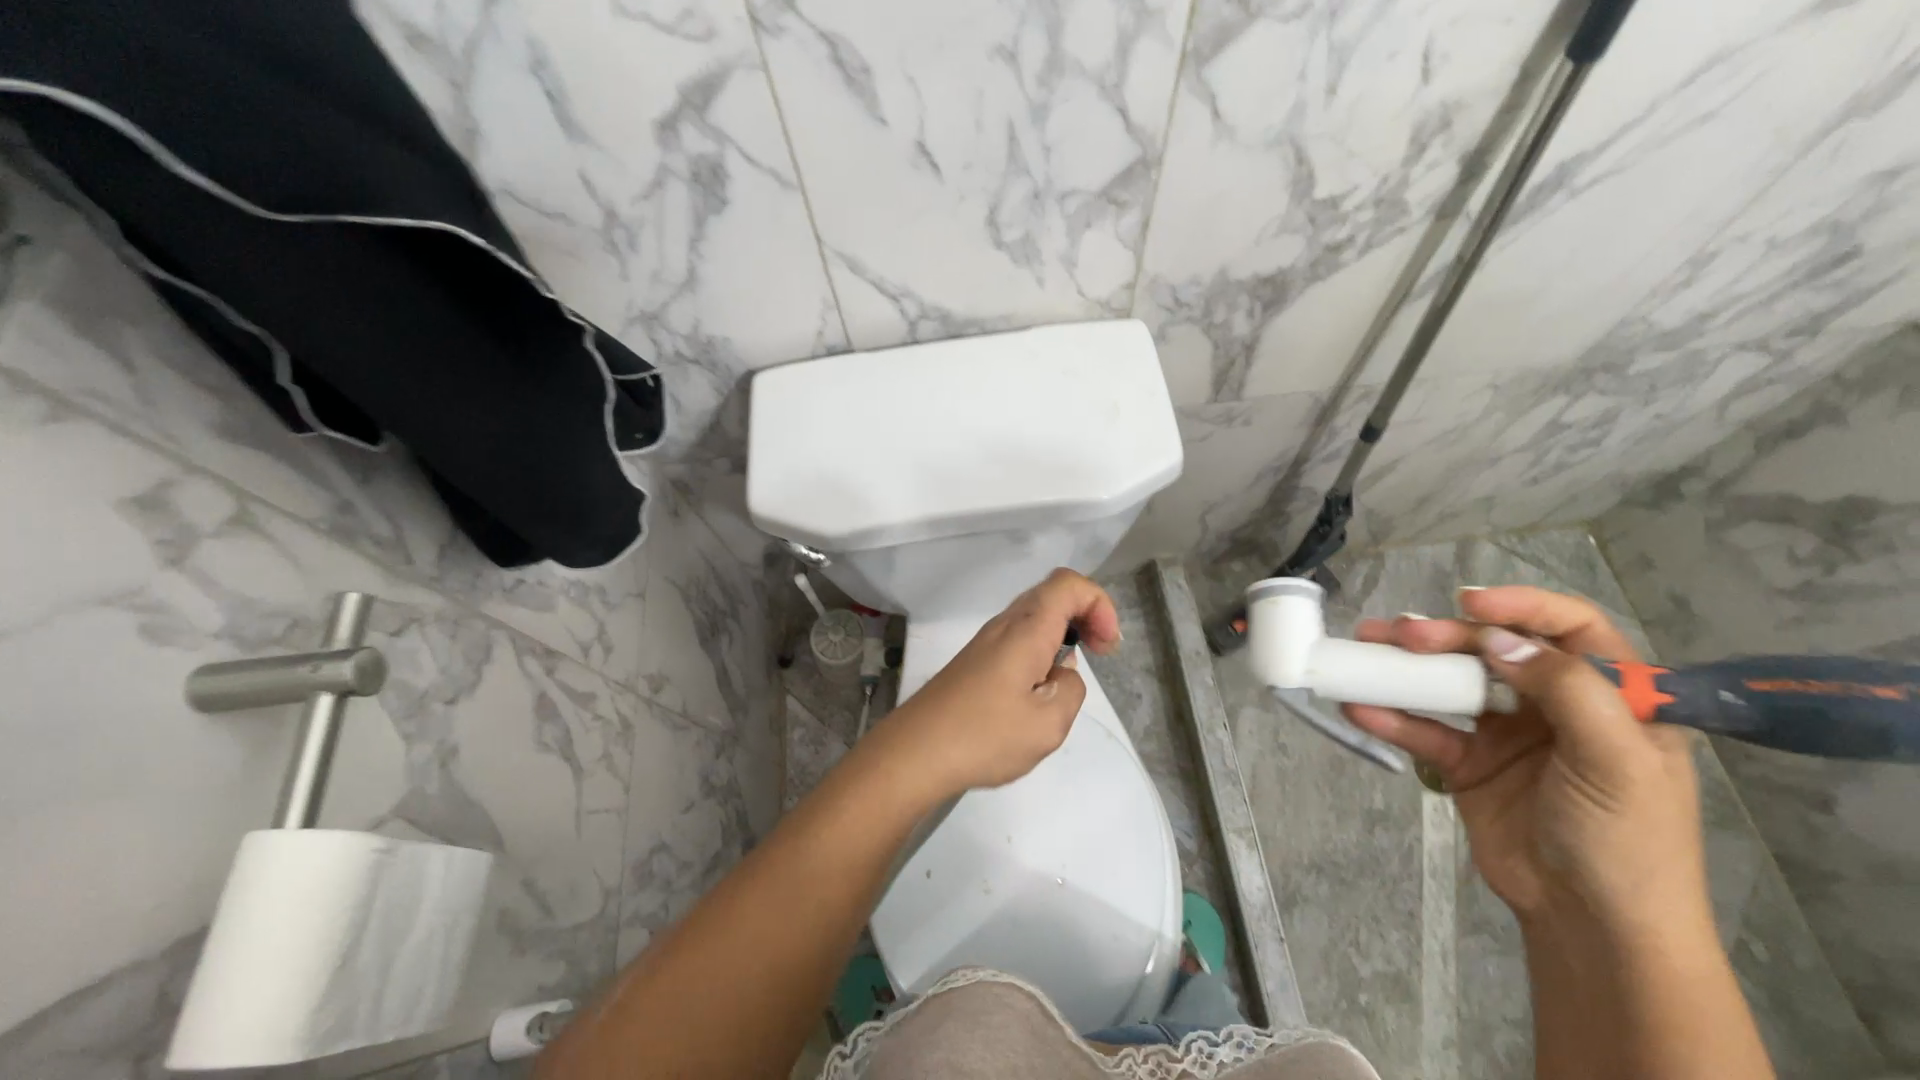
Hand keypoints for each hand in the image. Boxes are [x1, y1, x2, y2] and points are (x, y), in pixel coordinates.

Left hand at [873, 568, 1120, 799]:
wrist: (914, 752)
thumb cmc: (984, 736)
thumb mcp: (1048, 724)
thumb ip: (1070, 692)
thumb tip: (1061, 676)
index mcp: (1026, 630)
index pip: (1069, 584)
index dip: (1099, 604)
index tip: (1106, 647)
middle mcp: (1004, 626)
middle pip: (1052, 596)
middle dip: (1085, 617)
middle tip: (1099, 654)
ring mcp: (984, 644)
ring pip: (1033, 619)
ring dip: (1061, 637)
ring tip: (1067, 680)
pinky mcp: (973, 665)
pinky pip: (1016, 641)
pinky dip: (1040, 653)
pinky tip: (1036, 694)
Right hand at [1341, 587, 1711, 939]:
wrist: (1592, 923)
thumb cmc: (1626, 839)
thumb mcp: (1616, 759)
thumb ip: (1566, 689)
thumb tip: (1498, 639)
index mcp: (1613, 696)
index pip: (1569, 629)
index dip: (1523, 605)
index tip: (1471, 601)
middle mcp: (1558, 706)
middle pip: (1497, 650)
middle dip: (1448, 637)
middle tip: (1402, 634)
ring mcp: (1509, 734)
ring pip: (1454, 684)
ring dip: (1408, 667)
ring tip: (1365, 648)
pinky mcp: (1470, 766)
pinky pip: (1428, 732)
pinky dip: (1393, 718)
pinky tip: (1361, 708)